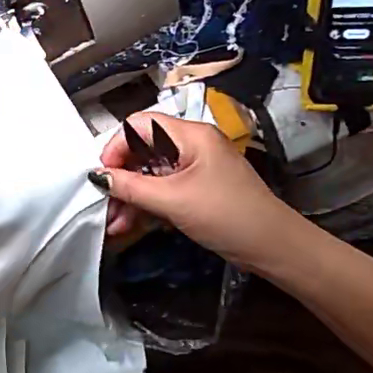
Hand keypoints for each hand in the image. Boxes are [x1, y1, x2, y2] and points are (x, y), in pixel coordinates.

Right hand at [92, 112, 306, 273]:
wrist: (274, 248)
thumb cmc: (227, 215)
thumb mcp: (173, 200)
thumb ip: (131, 187)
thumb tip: (98, 177)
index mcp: (190, 135)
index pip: (139, 125)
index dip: (116, 146)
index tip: (103, 175)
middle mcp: (191, 145)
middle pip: (142, 150)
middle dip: (120, 178)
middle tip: (104, 204)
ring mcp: (195, 168)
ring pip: (150, 174)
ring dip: (130, 196)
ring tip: (114, 222)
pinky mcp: (197, 190)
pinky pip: (162, 190)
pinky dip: (146, 205)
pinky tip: (129, 224)